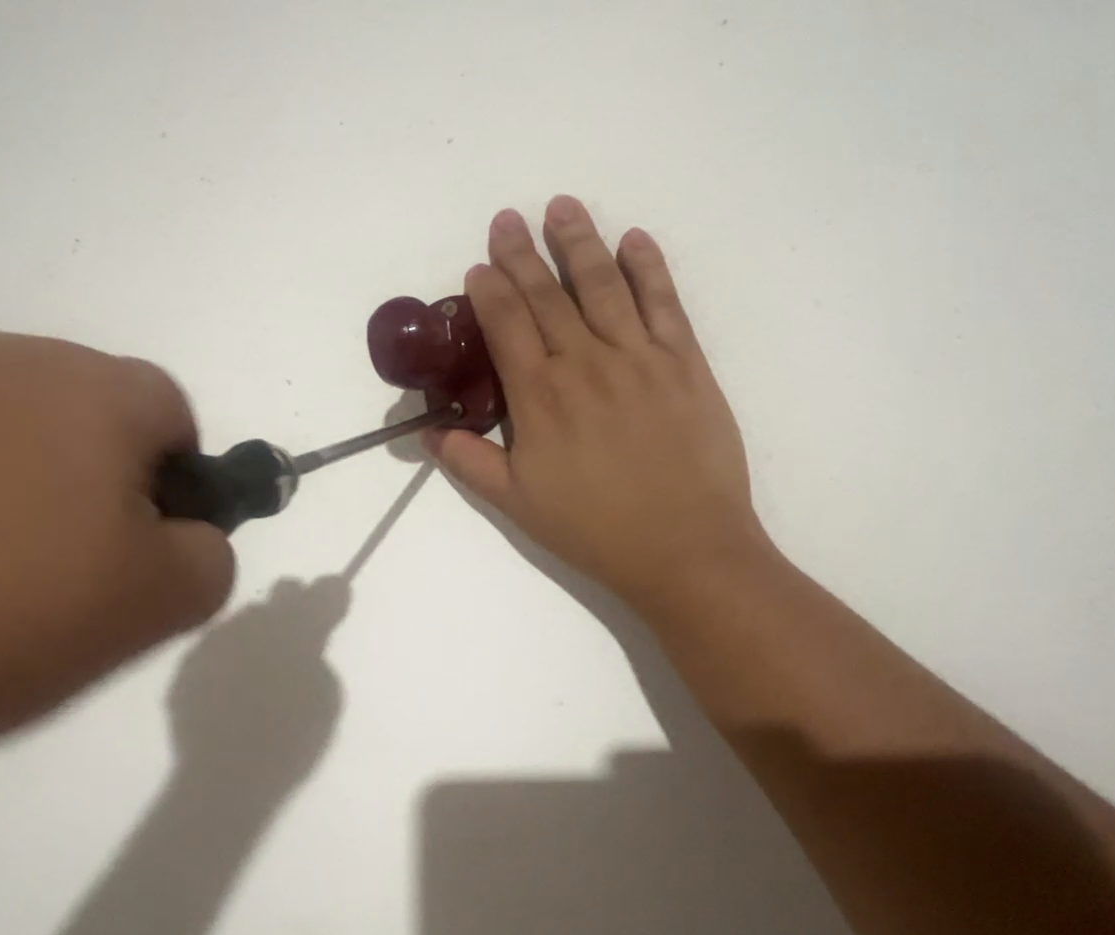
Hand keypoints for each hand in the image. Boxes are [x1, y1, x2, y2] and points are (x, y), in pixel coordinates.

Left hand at [0, 330, 233, 781]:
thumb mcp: (138, 613)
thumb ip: (205, 564)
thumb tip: (193, 539)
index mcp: (89, 391)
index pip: (173, 415)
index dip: (172, 489)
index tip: (132, 562)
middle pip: (80, 418)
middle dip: (89, 491)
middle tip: (52, 586)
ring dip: (2, 494)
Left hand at [167, 576, 348, 792]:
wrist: (225, 774)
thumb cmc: (290, 743)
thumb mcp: (327, 703)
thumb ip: (318, 664)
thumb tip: (307, 652)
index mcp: (298, 632)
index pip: (322, 594)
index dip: (330, 594)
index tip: (333, 600)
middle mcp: (255, 624)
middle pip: (279, 594)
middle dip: (290, 606)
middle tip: (294, 632)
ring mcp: (216, 641)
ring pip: (242, 621)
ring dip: (253, 634)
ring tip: (256, 667)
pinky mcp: (187, 664)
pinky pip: (212, 650)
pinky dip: (224, 661)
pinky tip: (226, 688)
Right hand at [425, 197, 774, 616]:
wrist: (684, 547)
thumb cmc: (594, 529)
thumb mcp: (516, 504)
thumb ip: (469, 462)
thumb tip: (430, 432)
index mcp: (540, 397)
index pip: (507, 325)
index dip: (490, 290)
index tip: (479, 265)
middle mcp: (586, 363)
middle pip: (548, 295)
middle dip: (523, 253)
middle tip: (508, 217)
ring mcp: (639, 357)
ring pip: (603, 285)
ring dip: (580, 242)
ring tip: (562, 206)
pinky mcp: (685, 363)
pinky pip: (664, 303)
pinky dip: (648, 268)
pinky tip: (635, 240)